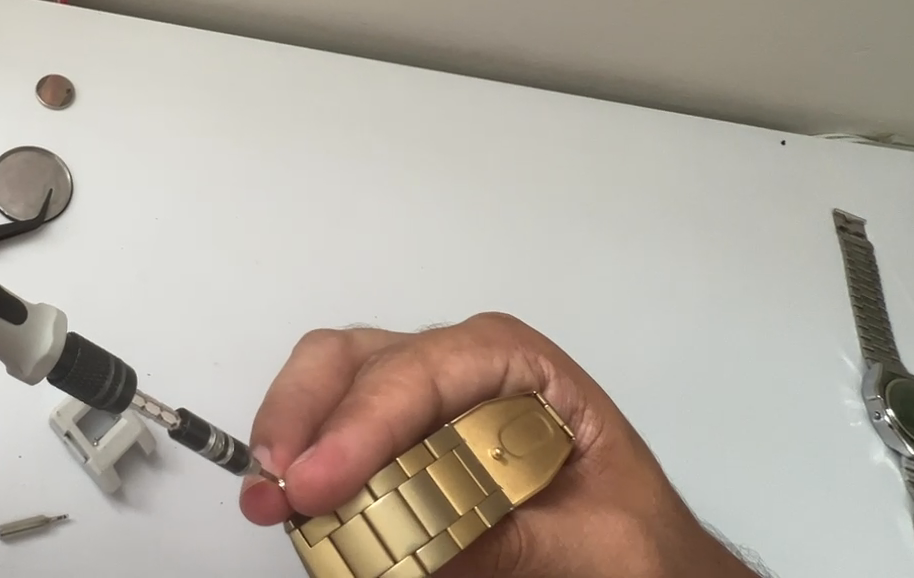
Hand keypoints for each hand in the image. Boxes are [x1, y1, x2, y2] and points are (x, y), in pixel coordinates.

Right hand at [240, 315, 757, 577]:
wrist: (648, 558)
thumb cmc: (641, 546)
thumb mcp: (602, 553)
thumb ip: (516, 545)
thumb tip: (414, 546)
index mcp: (509, 362)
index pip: (419, 373)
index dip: (361, 425)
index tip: (318, 488)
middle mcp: (452, 356)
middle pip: (355, 358)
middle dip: (303, 416)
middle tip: (274, 488)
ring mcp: (416, 384)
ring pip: (327, 370)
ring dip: (288, 427)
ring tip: (265, 494)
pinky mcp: (393, 421)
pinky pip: (328, 410)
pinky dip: (298, 446)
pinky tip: (285, 489)